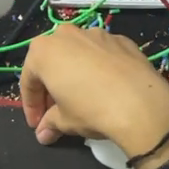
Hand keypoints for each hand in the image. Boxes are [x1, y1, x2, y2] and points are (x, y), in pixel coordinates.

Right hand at [20, 25, 168, 155]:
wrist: (140, 103)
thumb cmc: (90, 109)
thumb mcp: (65, 121)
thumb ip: (50, 123)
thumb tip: (44, 134)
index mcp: (43, 51)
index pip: (29, 81)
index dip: (31, 105)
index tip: (36, 124)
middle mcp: (66, 35)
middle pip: (52, 62)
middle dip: (51, 87)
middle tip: (56, 111)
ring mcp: (96, 34)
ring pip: (77, 55)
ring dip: (74, 74)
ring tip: (82, 98)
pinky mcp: (122, 40)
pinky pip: (102, 54)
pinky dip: (99, 68)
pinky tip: (106, 88)